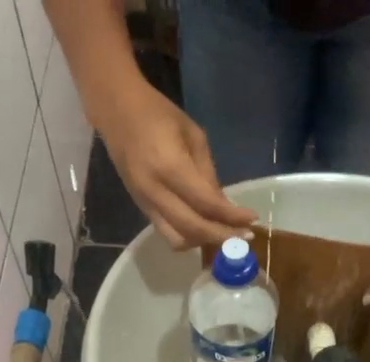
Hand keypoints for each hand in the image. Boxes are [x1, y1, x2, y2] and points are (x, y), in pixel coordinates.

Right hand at [96, 83, 256, 248]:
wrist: (116, 111)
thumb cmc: (159, 114)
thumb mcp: (193, 135)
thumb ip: (208, 174)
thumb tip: (224, 206)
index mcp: (169, 167)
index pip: (206, 203)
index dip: (232, 216)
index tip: (252, 220)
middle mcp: (155, 191)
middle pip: (193, 229)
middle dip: (222, 236)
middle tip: (244, 236)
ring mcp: (145, 203)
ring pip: (177, 239)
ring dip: (202, 241)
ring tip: (223, 233)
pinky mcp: (141, 208)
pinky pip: (167, 232)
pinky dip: (188, 236)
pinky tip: (204, 227)